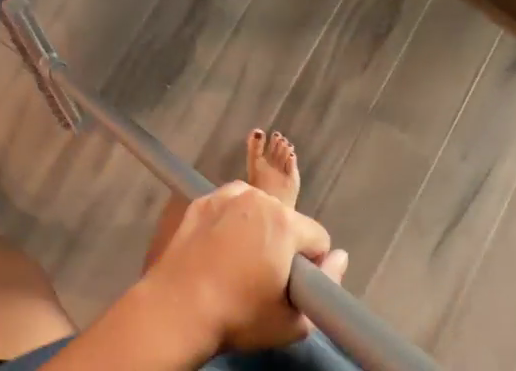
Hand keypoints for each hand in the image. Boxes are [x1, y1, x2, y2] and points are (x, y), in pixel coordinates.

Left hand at [144, 181, 350, 352]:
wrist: (177, 307)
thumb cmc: (238, 315)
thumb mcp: (293, 320)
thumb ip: (326, 285)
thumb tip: (339, 258)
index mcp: (283, 222)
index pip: (317, 236)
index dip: (312, 264)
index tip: (294, 284)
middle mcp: (255, 198)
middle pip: (285, 218)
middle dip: (283, 242)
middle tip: (265, 275)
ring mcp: (223, 195)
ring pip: (255, 208)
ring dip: (256, 227)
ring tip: (239, 260)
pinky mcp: (199, 201)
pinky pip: (227, 207)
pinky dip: (229, 222)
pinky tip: (217, 249)